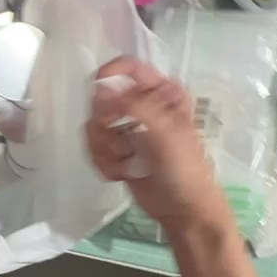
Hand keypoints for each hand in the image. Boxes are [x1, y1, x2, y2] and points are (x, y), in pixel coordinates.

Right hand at [85, 56, 236, 236]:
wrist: (181, 208)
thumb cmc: (183, 168)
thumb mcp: (165, 132)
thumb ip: (134, 106)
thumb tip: (99, 90)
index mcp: (161, 92)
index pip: (128, 68)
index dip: (107, 75)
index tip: (97, 98)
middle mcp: (141, 105)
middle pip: (101, 100)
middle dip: (105, 127)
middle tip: (121, 145)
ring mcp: (126, 128)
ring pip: (93, 126)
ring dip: (104, 149)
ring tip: (124, 163)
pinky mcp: (115, 149)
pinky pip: (92, 147)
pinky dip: (103, 163)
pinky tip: (120, 173)